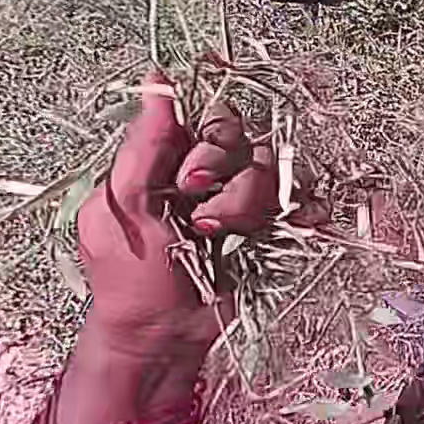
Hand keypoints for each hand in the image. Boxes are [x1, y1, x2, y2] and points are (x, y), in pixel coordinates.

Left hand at [76, 73, 276, 360]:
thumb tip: (156, 86)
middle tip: (199, 210)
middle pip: (244, 141)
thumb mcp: (122, 209)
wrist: (163, 337)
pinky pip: (301, 201)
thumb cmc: (130, 280)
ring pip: (271, 171)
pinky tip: (291, 226)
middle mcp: (210, 175)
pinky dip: (302, 211)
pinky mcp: (268, 227)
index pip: (206, 118)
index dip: (208, 139)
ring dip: (248, 204)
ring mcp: (242, 201)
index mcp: (169, 161)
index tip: (189, 177)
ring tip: (219, 234)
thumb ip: (142, 147)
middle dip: (226, 175)